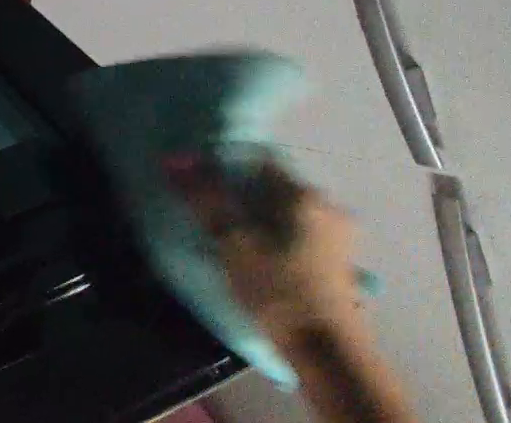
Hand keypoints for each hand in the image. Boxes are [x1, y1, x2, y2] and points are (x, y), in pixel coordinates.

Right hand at [169, 158, 367, 349]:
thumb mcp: (229, 238)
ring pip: (279, 208)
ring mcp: (337, 234)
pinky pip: (293, 228)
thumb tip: (173, 157)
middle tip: (206, 213)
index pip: (252, 158)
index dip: (218, 165)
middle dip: (233, 192)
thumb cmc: (276, 288)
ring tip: (225, 236)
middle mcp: (327, 206)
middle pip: (266, 184)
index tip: (196, 184)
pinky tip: (253, 253)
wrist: (328, 353)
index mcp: (303, 195)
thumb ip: (203, 195)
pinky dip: (268, 232)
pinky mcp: (336, 258)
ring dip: (250, 214)